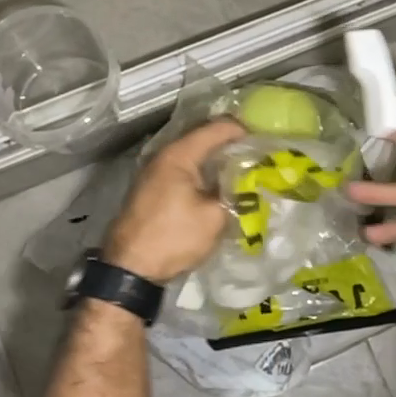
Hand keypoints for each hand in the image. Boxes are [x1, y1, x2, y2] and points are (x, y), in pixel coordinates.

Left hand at [104, 118, 244, 283]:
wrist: (131, 268)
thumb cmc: (173, 238)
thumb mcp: (215, 217)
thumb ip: (236, 193)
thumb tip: (249, 183)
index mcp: (179, 155)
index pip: (217, 128)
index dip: (243, 130)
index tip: (265, 139)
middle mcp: (164, 156)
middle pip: (203, 138)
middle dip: (230, 143)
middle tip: (258, 152)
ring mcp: (155, 172)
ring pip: (193, 155)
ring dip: (216, 159)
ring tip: (243, 167)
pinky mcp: (152, 189)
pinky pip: (184, 170)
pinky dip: (203, 173)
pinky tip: (219, 184)